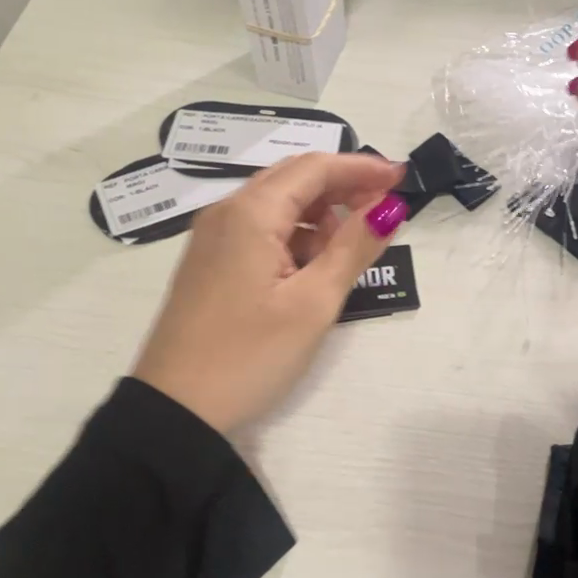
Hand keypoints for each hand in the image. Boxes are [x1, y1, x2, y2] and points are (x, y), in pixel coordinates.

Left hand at [133, 153, 408, 434]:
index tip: (402, 179)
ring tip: (350, 250)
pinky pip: (260, 229)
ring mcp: (213, 237)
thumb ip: (354, 248)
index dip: (362, 167)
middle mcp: (227, 212)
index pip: (316, 167)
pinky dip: (294, 235)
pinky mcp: (210, 262)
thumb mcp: (313, 303)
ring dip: (319, 215)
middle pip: (294, 179)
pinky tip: (313, 267)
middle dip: (343, 187)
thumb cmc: (249, 355)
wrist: (175, 410)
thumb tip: (390, 207)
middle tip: (385, 210)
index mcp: (251, 213)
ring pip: (277, 204)